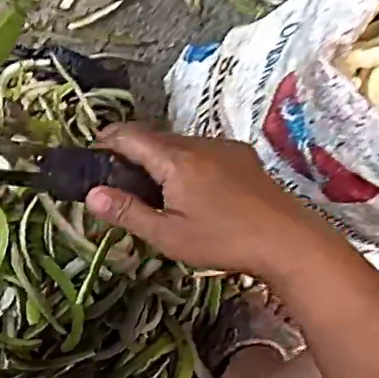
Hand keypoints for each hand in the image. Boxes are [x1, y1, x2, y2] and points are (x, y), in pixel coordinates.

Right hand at [85, 124, 350, 279]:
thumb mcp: (167, 235)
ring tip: (151, 189)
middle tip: (116, 178)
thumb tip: (91, 195)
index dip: (106, 140)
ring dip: (158, 158)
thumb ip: (128, 213)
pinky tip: (188, 190)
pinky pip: (202, 151)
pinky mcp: (242, 156)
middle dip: (130, 151)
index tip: (91, 152)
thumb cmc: (222, 241)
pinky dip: (184, 163)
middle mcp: (199, 144)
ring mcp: (224, 147)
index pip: (130, 136)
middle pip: (154, 138)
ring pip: (179, 144)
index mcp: (176, 160)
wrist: (287, 241)